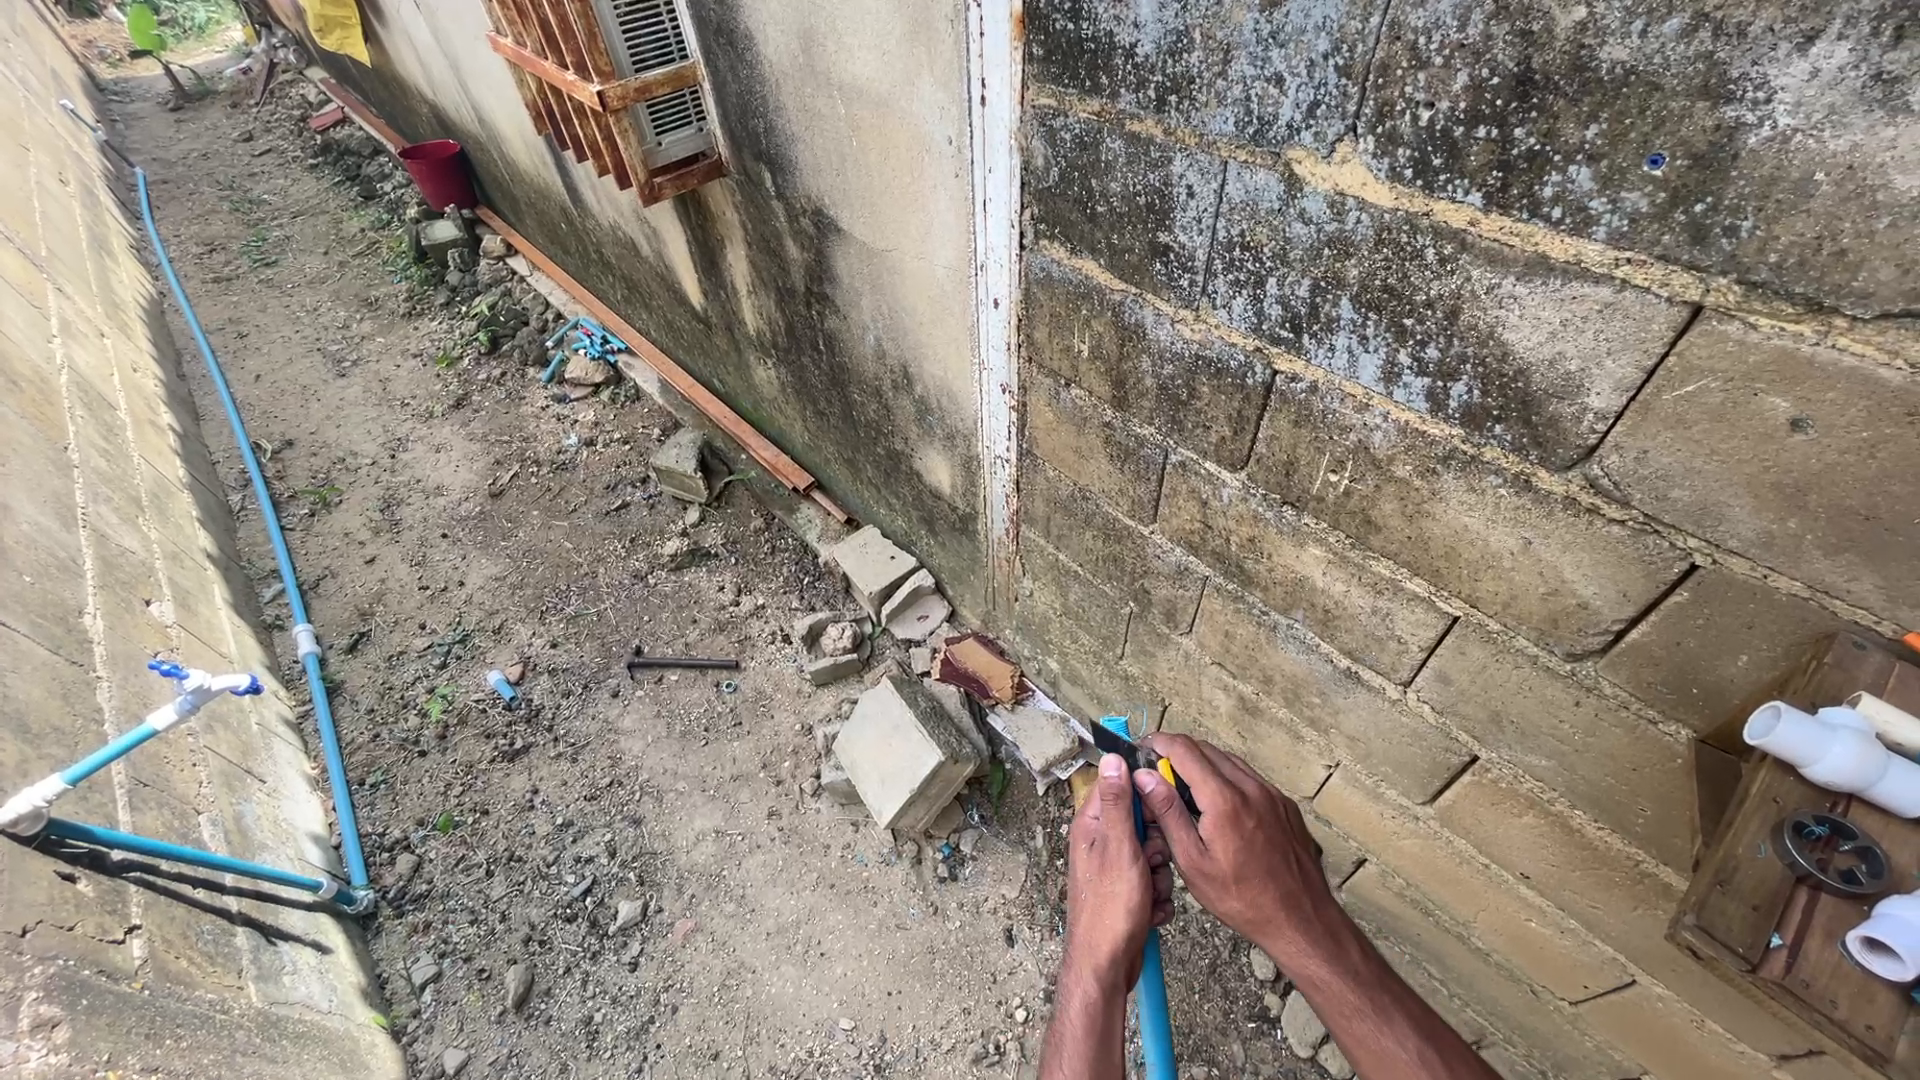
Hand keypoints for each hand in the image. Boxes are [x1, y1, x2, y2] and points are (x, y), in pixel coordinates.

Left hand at [1062, 753, 1172, 989]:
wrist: (1107, 965)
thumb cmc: (1109, 907)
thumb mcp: (1119, 847)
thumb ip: (1118, 802)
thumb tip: (1112, 757)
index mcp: (1092, 823)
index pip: (1121, 787)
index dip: (1144, 798)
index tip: (1157, 814)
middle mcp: (1101, 841)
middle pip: (1143, 823)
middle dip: (1157, 846)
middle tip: (1151, 863)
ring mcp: (1115, 867)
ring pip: (1154, 854)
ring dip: (1160, 876)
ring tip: (1149, 894)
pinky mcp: (1128, 891)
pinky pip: (1155, 881)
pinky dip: (1158, 897)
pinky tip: (1150, 911)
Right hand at [1134, 733, 1334, 968]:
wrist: (1301, 921)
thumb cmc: (1240, 898)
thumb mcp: (1192, 862)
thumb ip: (1168, 812)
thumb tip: (1143, 776)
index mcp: (1224, 799)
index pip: (1184, 749)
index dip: (1158, 742)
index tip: (1141, 749)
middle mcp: (1251, 787)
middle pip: (1206, 748)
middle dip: (1177, 752)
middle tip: (1157, 771)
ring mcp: (1272, 793)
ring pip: (1228, 760)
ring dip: (1202, 762)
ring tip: (1183, 786)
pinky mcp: (1285, 804)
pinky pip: (1248, 776)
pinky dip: (1225, 776)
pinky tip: (1217, 802)